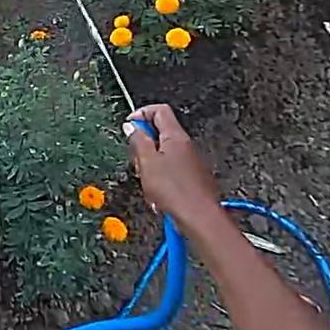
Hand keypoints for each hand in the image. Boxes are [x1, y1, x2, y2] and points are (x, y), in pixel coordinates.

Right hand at [123, 104, 225, 231]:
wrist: (199, 218)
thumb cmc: (175, 191)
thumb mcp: (147, 162)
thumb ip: (138, 141)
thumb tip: (132, 126)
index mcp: (176, 137)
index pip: (159, 110)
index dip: (141, 114)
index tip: (130, 127)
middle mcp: (186, 146)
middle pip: (159, 134)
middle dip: (144, 146)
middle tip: (138, 161)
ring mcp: (190, 162)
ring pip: (163, 155)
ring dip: (150, 166)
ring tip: (149, 182)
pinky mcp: (192, 178)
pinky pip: (171, 171)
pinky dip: (160, 179)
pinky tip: (159, 195)